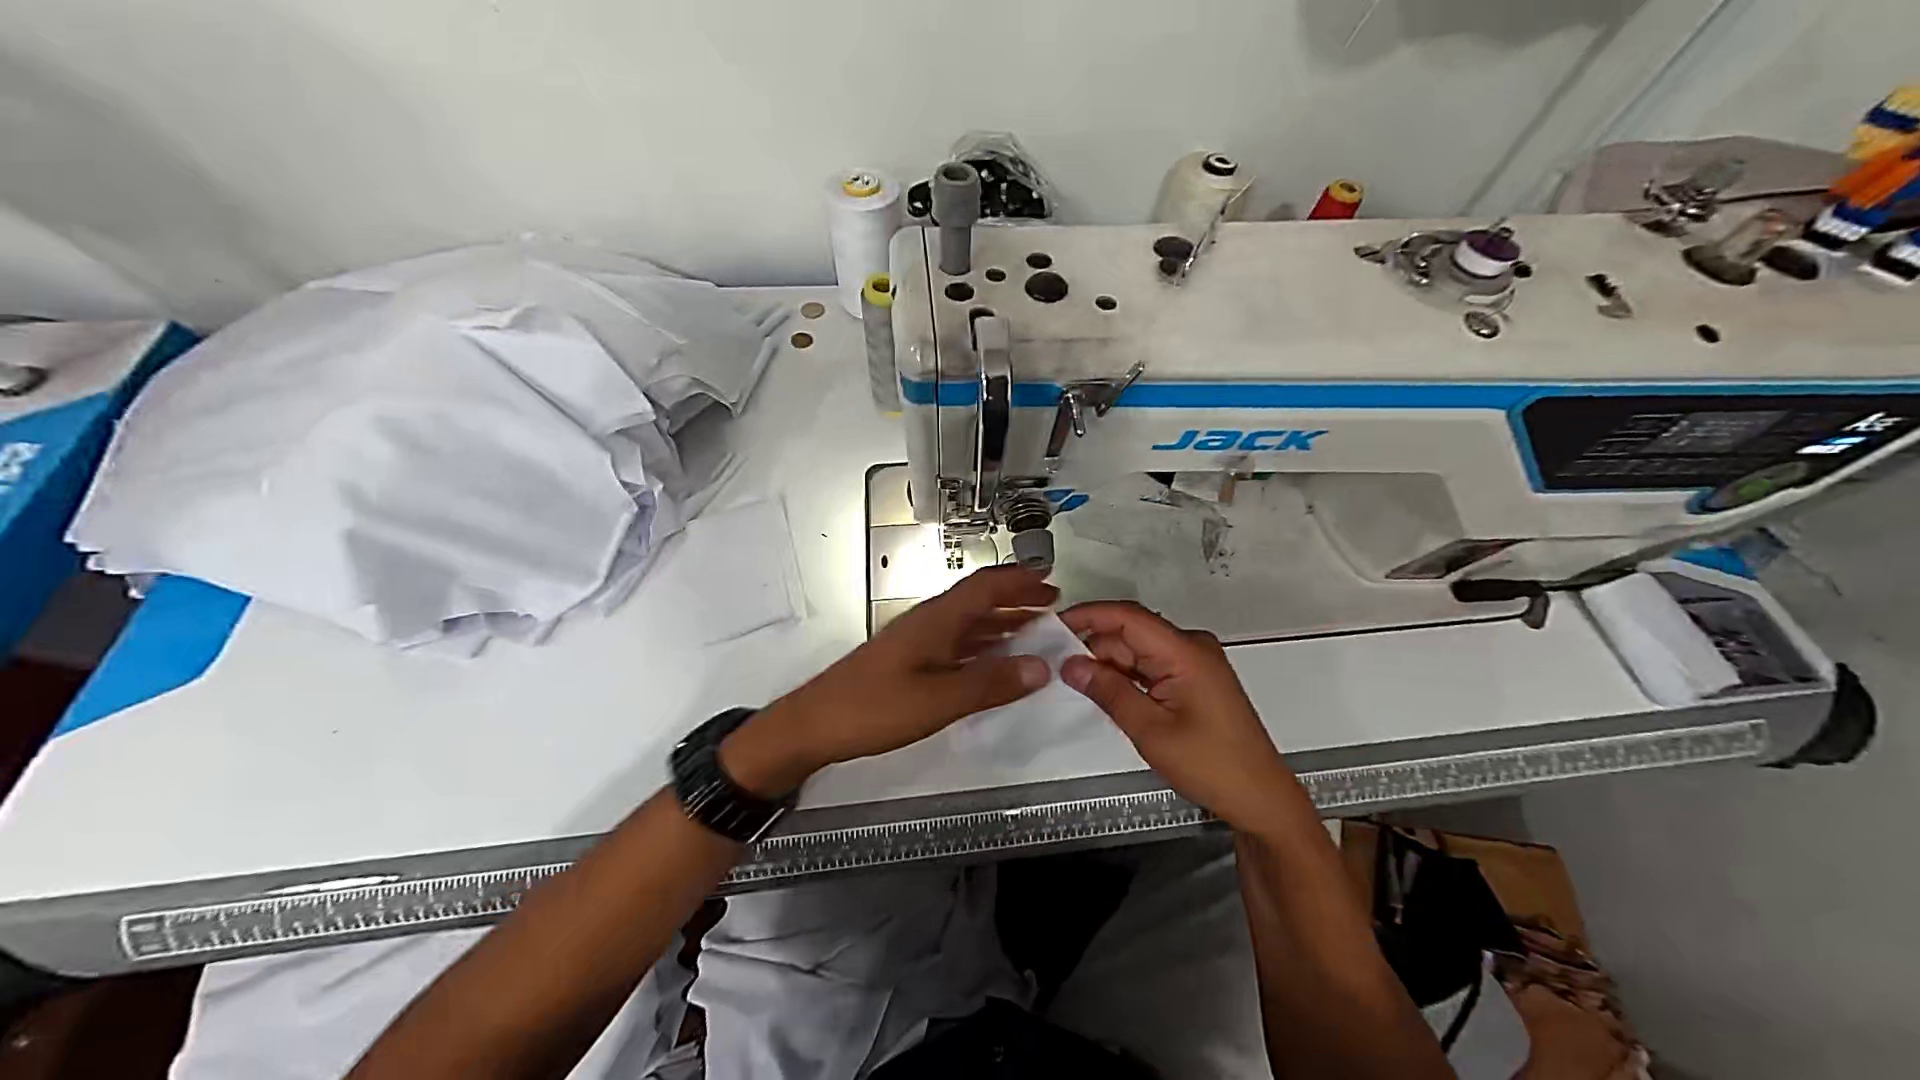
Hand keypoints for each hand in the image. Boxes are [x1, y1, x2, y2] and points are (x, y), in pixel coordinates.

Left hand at [720, 566, 1056, 796]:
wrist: (815, 725)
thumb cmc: (874, 707)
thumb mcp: (940, 699)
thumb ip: (990, 683)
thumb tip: (1039, 667)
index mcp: (936, 620)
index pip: (984, 587)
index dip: (1018, 580)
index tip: (1049, 578)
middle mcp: (928, 623)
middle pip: (978, 601)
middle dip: (1015, 600)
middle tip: (1050, 605)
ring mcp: (916, 642)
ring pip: (968, 623)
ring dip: (1001, 623)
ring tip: (1032, 631)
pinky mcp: (908, 662)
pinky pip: (955, 644)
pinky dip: (981, 646)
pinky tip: (992, 662)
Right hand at [1059, 602, 1303, 832]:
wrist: (1259, 797)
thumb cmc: (1213, 766)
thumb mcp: (1150, 729)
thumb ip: (1108, 691)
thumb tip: (1073, 665)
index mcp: (1185, 652)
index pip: (1128, 616)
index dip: (1089, 615)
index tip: (1056, 625)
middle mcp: (1192, 648)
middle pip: (1131, 632)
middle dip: (1095, 647)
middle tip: (1062, 669)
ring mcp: (1195, 663)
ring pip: (1139, 650)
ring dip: (1110, 664)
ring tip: (1081, 686)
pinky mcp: (1194, 678)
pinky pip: (1152, 664)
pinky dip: (1128, 676)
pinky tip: (1109, 693)